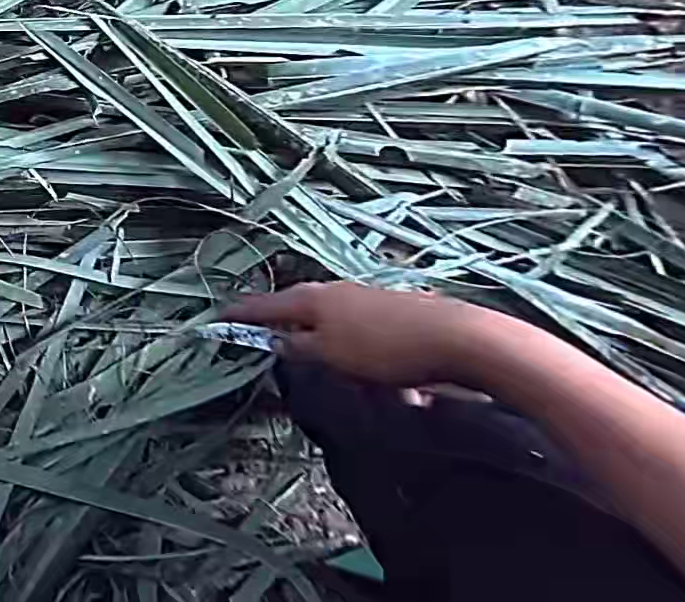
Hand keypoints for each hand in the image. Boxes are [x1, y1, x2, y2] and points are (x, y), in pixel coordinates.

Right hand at [222, 282, 524, 388]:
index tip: (215, 320)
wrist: (469, 340)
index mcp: (308, 298)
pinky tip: (412, 390)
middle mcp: (332, 291)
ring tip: (385, 393)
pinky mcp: (400, 312)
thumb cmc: (386, 347)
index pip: (259, 305)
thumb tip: (275, 340)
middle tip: (318, 373)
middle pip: (303, 319)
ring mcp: (367, 299)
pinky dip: (384, 365)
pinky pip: (377, 341)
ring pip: (343, 334)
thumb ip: (296, 347)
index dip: (237, 315)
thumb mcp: (331, 354)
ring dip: (354, 363)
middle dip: (307, 347)